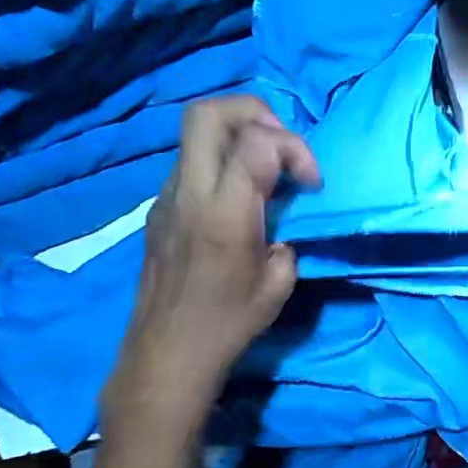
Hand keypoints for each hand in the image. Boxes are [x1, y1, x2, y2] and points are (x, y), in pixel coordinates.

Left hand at [104, 96, 321, 418]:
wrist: (167, 354)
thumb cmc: (228, 323)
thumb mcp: (278, 282)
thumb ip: (286, 234)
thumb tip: (282, 216)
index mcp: (223, 215)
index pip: (256, 142)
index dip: (294, 148)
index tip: (310, 182)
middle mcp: (188, 194)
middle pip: (207, 112)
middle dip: (255, 112)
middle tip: (281, 144)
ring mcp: (166, 197)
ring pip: (194, 132)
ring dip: (237, 135)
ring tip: (264, 169)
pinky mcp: (157, 208)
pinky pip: (189, 161)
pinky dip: (220, 160)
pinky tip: (237, 195)